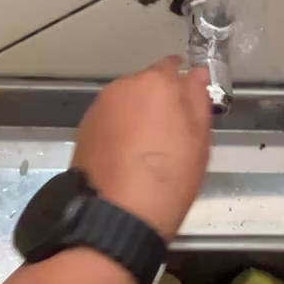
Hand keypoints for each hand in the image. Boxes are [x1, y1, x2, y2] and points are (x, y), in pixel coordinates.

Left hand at [72, 56, 213, 240]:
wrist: (117, 216)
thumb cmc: (169, 177)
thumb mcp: (199, 139)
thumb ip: (198, 98)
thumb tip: (196, 73)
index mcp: (155, 81)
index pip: (173, 66)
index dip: (183, 85)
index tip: (189, 106)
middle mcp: (123, 86)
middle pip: (147, 84)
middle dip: (159, 101)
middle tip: (172, 135)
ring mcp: (99, 107)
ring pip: (126, 103)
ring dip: (137, 116)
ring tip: (148, 151)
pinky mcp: (83, 129)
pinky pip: (110, 121)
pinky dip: (119, 132)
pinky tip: (127, 158)